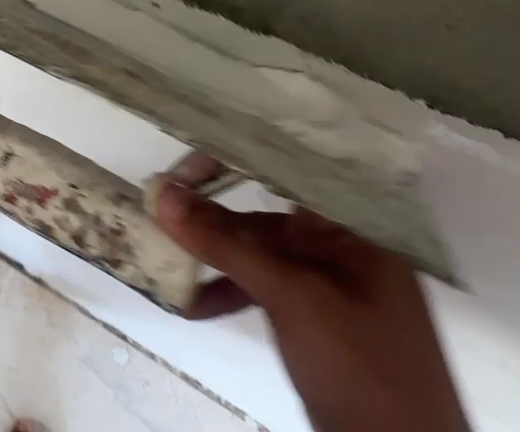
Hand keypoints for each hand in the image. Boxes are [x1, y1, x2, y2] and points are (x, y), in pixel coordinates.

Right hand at [154, 162, 470, 431]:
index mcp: (355, 222)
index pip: (288, 164)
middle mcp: (343, 240)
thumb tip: (161, 195)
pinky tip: (190, 303)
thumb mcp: (291, 299)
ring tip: (161, 252)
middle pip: (266, 205)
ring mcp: (329, 280)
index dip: (233, 153)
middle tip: (157, 200)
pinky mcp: (314, 315)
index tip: (183, 158)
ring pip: (258, 248)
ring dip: (212, 252)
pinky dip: (227, 290)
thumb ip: (227, 244)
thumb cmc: (362, 367)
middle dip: (211, 205)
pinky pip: (262, 285)